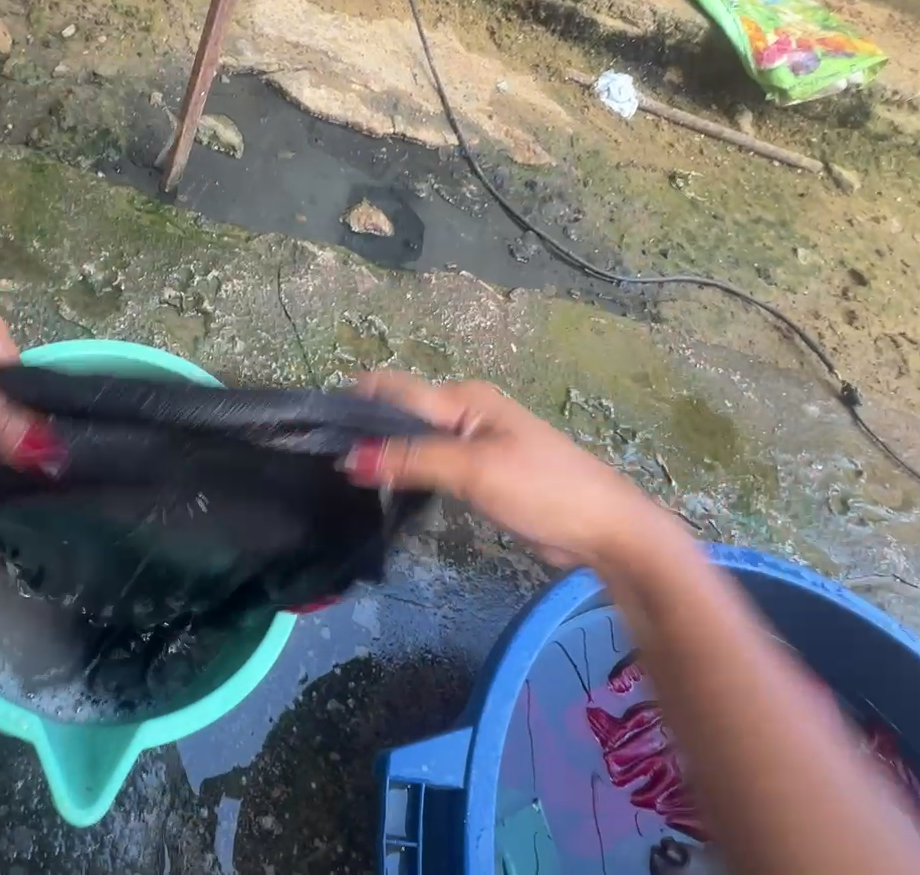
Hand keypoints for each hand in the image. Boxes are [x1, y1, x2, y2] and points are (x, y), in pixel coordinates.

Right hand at [344, 371, 682, 567]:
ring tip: (343, 472)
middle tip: (323, 456)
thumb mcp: (472, 470)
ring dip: (383, 452)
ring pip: (412, 438)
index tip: (315, 424)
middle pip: (400, 411)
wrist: (605, 530)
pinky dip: (405, 469)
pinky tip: (383, 485)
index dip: (354, 402)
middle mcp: (463, 411)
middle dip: (364, 429)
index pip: (394, 388)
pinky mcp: (477, 469)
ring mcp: (471, 441)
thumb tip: (349, 457)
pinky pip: (429, 460)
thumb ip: (410, 460)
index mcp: (463, 398)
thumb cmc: (541, 488)